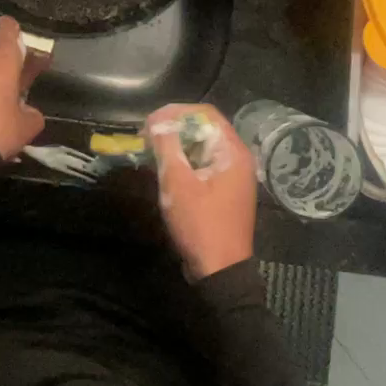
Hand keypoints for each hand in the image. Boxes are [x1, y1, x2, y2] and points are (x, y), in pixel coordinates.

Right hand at [148, 103, 255, 279]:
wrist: (220, 273)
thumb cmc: (201, 224)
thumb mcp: (177, 183)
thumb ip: (167, 146)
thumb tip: (157, 120)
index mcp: (233, 152)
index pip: (206, 114)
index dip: (176, 112)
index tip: (150, 122)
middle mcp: (237, 158)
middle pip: (205, 129)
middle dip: (174, 128)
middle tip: (147, 136)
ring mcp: (233, 176)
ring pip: (202, 147)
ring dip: (177, 145)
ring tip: (151, 151)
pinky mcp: (225, 190)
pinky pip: (203, 164)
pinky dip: (184, 162)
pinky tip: (164, 170)